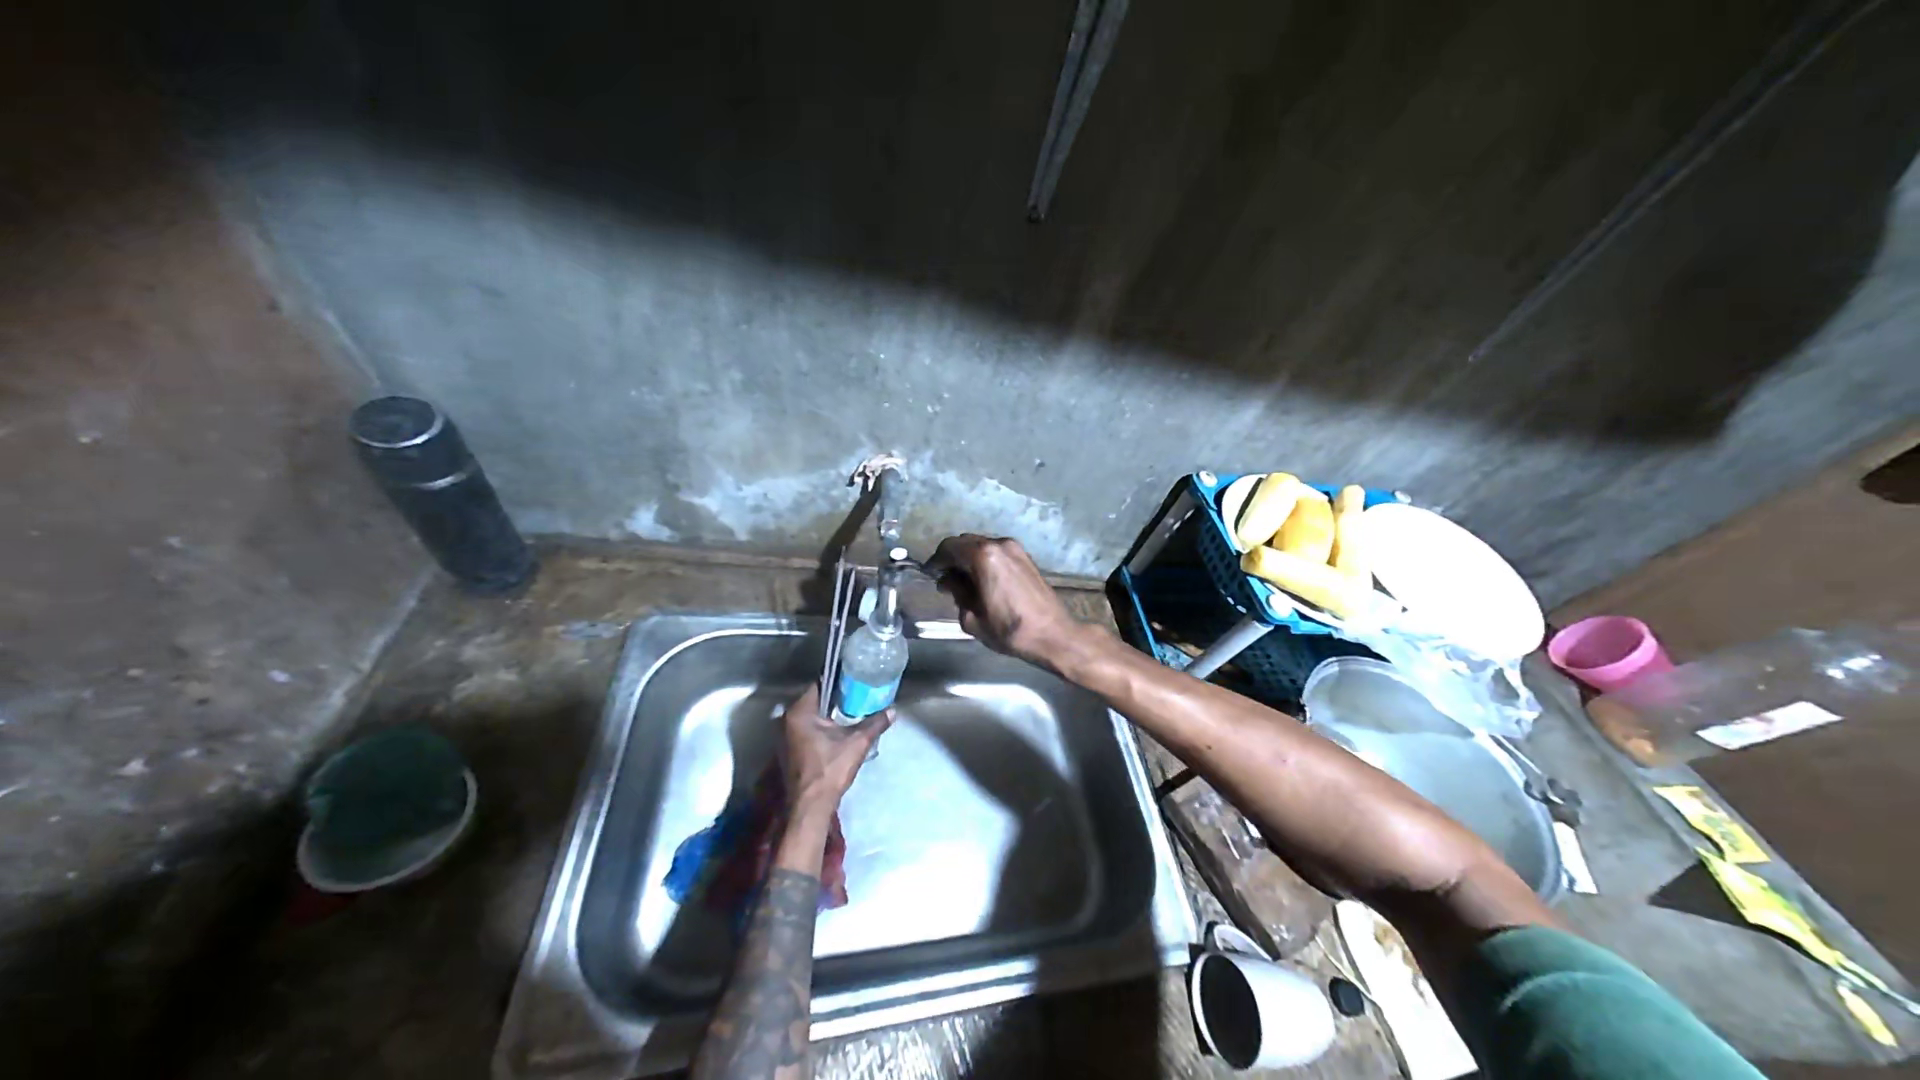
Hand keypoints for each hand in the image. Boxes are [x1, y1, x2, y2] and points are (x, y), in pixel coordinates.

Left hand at [779, 685, 891, 811]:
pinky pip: (805, 731)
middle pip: (814, 701)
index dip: (838, 681)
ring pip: (809, 718)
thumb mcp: (857, 743)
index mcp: (800, 712)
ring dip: (827, 717)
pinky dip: (819, 730)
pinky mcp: (787, 750)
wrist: (811, 805)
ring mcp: (784, 737)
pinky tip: (836, 735)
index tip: (854, 681)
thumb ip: (875, 724)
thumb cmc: (830, 769)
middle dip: (834, 700)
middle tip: (856, 697)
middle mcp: (787, 720)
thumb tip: (893, 711)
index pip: (819, 685)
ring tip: (849, 715)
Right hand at [925, 534, 1087, 666]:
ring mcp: (1015, 548)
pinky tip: (983, 581)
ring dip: (968, 559)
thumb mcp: (972, 617)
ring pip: (981, 545)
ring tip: (964, 583)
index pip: (949, 547)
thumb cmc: (1009, 630)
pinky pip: (996, 552)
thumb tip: (949, 581)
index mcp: (983, 556)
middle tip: (945, 580)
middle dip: (952, 558)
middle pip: (965, 542)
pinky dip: (984, 561)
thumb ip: (957, 592)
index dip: (936, 561)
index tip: (930, 575)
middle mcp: (999, 544)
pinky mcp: (1025, 557)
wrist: (1053, 634)